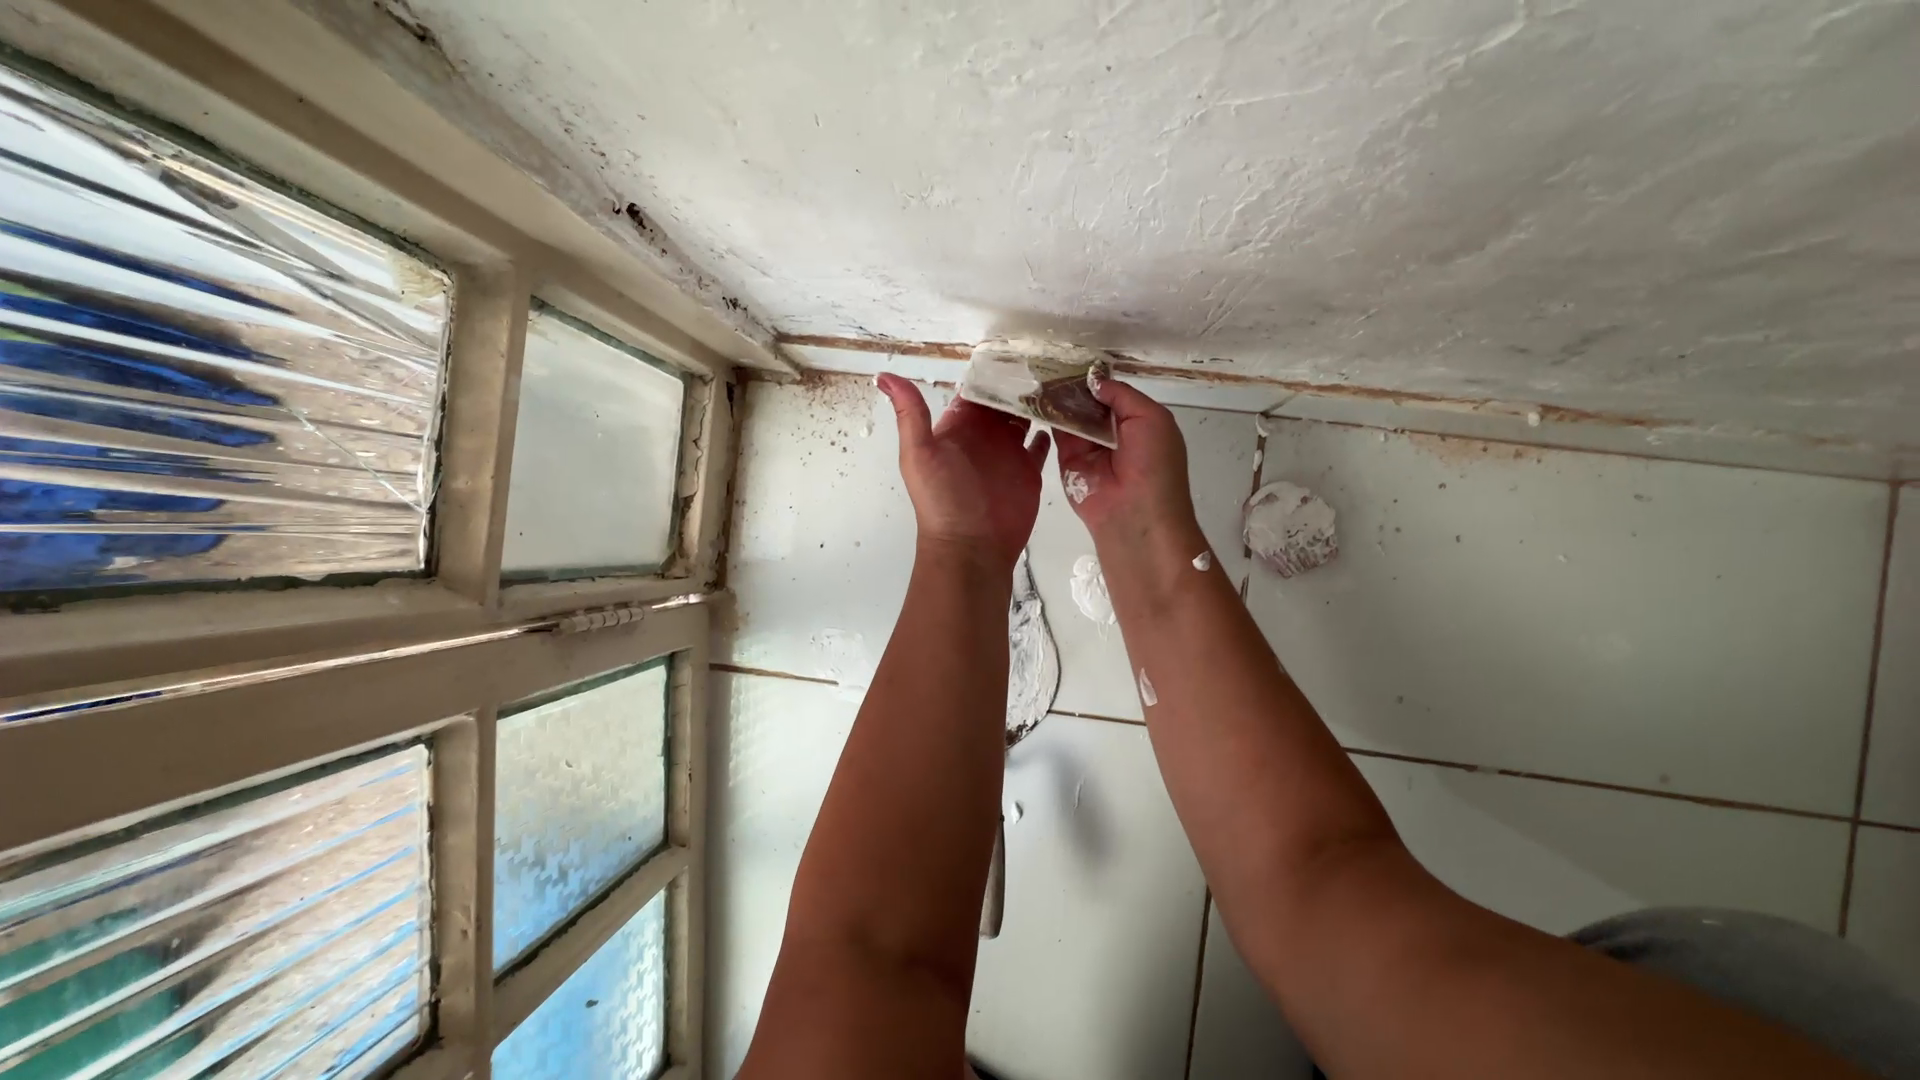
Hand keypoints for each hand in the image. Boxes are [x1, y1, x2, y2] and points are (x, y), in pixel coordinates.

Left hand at [877, 374, 1050, 568]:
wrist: (971, 546)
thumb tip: (883, 374)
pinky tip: (1066, 411)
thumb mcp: (919, 453)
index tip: (1015, 347)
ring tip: (1061, 378)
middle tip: (1048, 356)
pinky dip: (1053, 428)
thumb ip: (910, 413)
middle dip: (1022, 380)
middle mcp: (985, 434)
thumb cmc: (943, 500)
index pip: (977, 389)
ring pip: (1026, 416)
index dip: (992, 369)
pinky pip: (1043, 443)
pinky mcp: (1030, 470)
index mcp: (959, 426)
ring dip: (1038, 399)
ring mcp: (1009, 452)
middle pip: (1005, 398)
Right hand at [1054, 377, 1200, 550]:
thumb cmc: (1154, 463)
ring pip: (1072, 413)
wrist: (1135, 512)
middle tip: (1052, 360)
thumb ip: (1122, 395)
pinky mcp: (1067, 458)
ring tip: (1041, 370)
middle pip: (1090, 402)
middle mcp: (1113, 433)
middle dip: (1076, 385)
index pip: (1114, 394)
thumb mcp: (1151, 418)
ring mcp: (1089, 445)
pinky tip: (1038, 392)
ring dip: (1060, 395)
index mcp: (1139, 422)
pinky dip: (1048, 413)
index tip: (1077, 359)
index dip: (1098, 379)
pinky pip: (1058, 431)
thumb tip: (1094, 380)